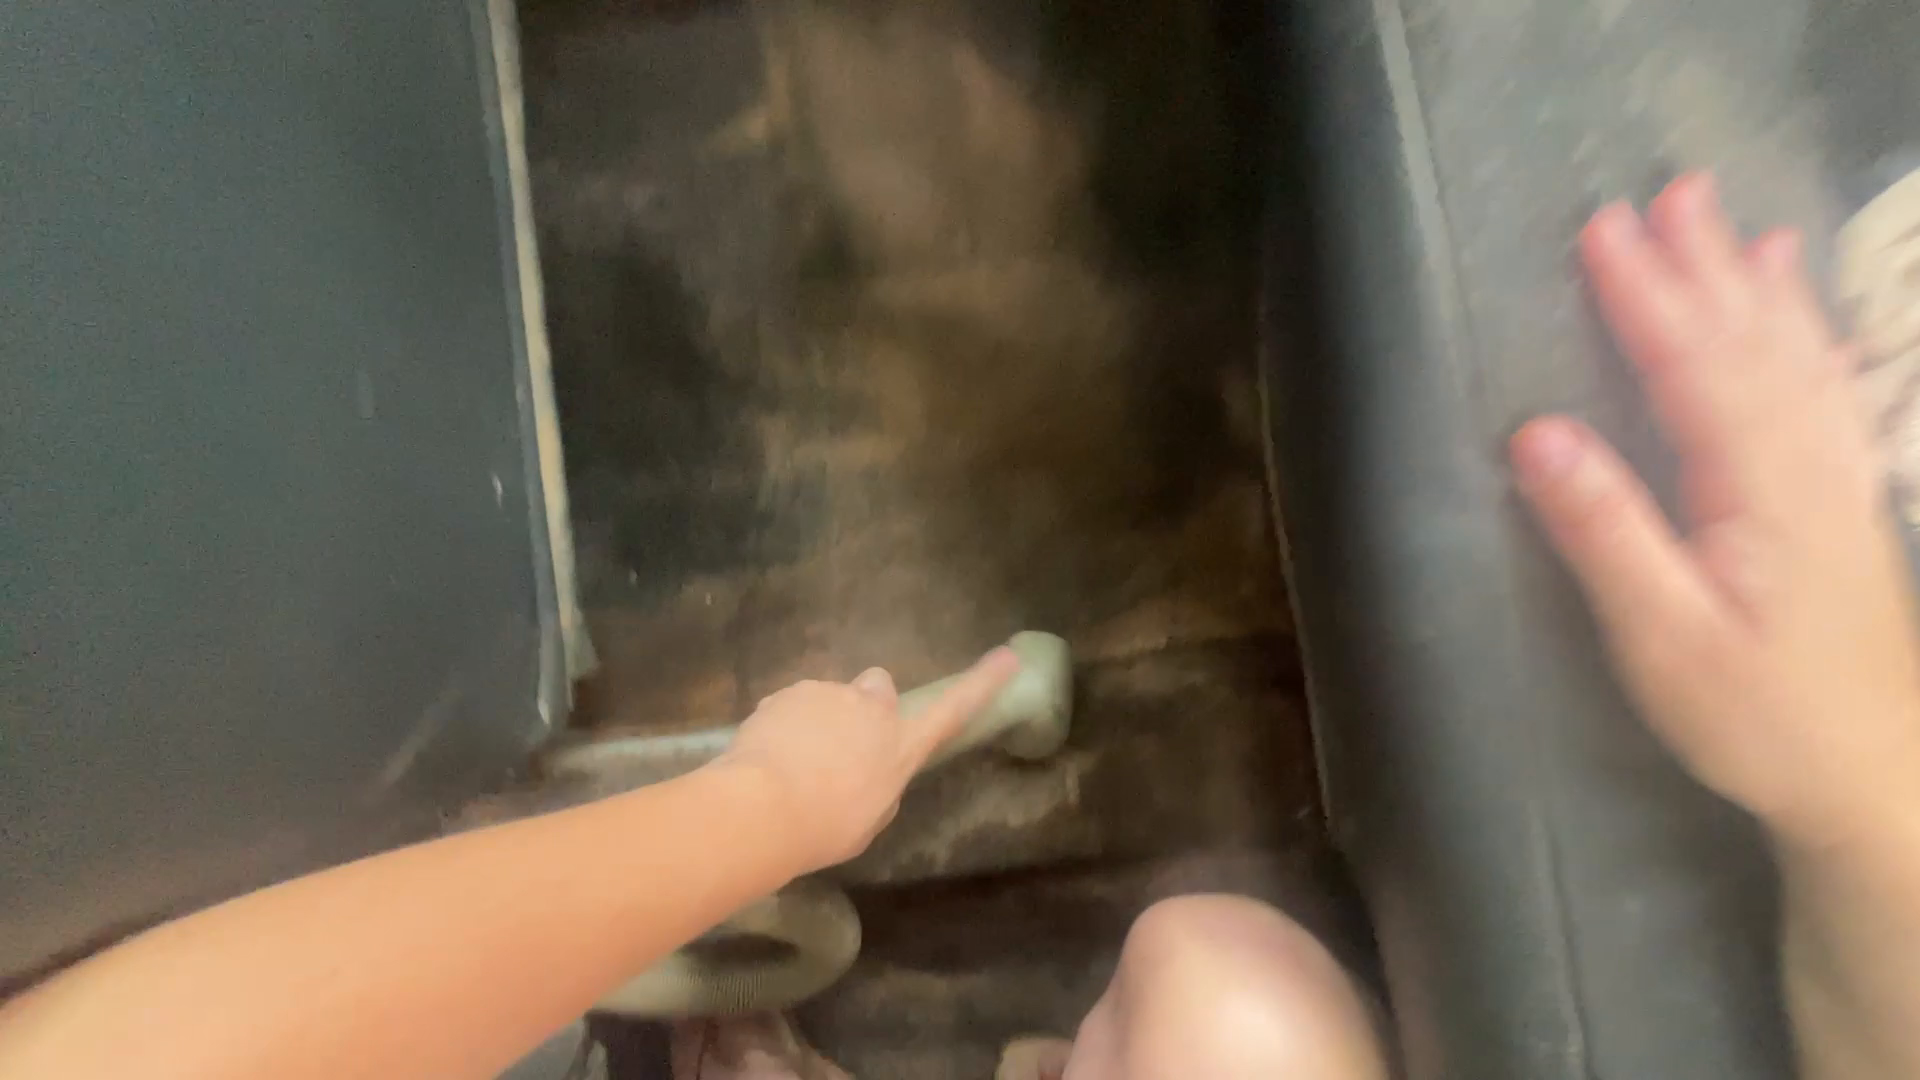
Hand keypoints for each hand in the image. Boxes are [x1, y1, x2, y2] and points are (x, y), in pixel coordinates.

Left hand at [715, 647, 1023, 872]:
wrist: (763, 807)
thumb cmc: (825, 827)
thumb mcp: (868, 820)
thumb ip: (880, 787)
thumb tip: (868, 773)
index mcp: (901, 745)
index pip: (954, 709)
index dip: (984, 682)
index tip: (1009, 654)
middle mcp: (872, 708)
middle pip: (879, 688)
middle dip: (864, 705)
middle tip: (839, 743)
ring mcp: (831, 694)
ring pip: (830, 699)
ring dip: (818, 722)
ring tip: (790, 766)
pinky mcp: (792, 691)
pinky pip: (792, 706)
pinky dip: (784, 726)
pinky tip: (767, 758)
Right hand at [1510, 173, 1919, 848]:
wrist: (1876, 778)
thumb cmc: (1753, 712)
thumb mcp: (1660, 632)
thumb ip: (1602, 529)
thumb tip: (1535, 435)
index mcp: (1763, 492)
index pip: (1698, 370)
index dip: (1647, 298)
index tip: (1601, 233)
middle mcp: (1811, 466)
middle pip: (1753, 345)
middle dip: (1702, 267)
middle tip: (1667, 193)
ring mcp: (1832, 480)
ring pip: (1797, 359)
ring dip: (1756, 286)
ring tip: (1730, 221)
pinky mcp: (1832, 500)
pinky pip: (1821, 394)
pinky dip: (1802, 337)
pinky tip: (1792, 312)